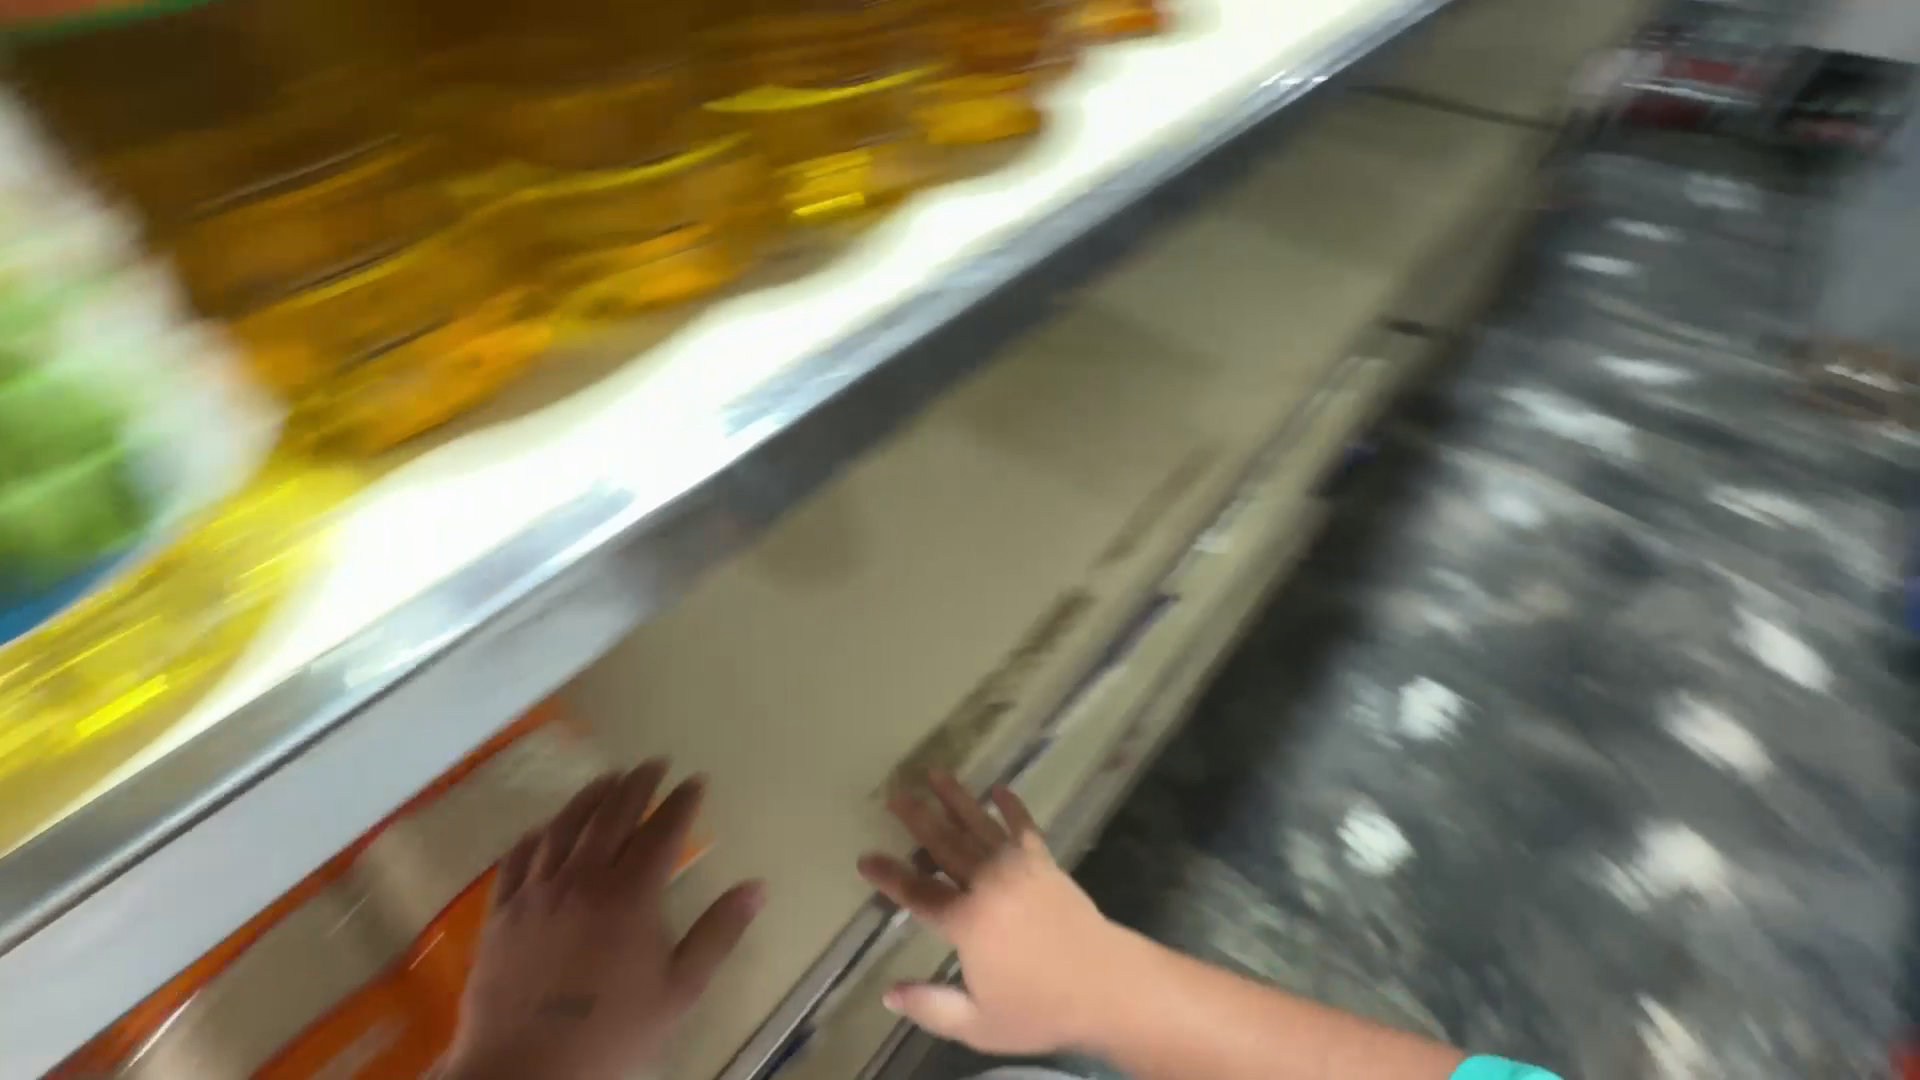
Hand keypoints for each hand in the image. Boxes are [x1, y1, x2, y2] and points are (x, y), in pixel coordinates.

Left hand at [442, 763, 764, 1079]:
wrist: (524, 1075)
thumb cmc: (611, 1033)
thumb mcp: (679, 990)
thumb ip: (718, 933)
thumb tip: (757, 887)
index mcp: (630, 894)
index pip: (663, 830)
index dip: (681, 802)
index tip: (696, 781)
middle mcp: (583, 880)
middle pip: (613, 816)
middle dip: (638, 784)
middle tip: (654, 763)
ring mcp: (537, 895)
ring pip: (565, 828)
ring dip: (590, 797)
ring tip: (607, 778)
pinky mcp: (502, 915)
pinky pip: (517, 861)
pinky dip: (536, 836)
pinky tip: (544, 827)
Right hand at [857, 772, 1127, 1055]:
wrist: (1106, 985)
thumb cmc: (1039, 1008)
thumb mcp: (978, 1024)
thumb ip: (930, 1006)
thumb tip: (887, 994)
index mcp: (967, 922)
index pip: (917, 893)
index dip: (889, 876)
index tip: (865, 858)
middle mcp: (987, 883)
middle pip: (944, 844)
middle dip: (917, 818)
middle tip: (894, 795)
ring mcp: (1017, 866)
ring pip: (978, 824)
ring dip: (955, 797)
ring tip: (935, 773)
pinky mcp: (1043, 861)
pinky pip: (1022, 826)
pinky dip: (1011, 806)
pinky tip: (999, 788)